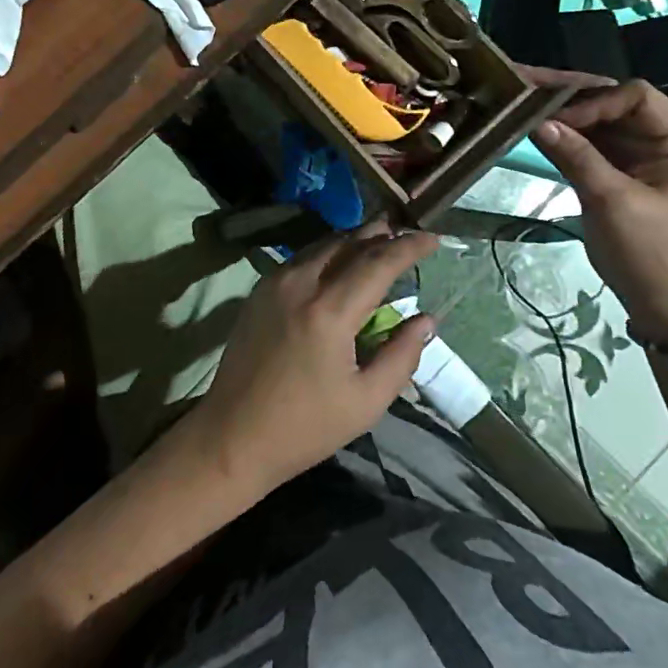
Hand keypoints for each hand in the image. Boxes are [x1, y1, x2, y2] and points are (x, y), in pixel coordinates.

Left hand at [188, 220, 437, 492]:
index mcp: (329, 312)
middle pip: (347, 244)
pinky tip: (339, 262)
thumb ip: (401, 356)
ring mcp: (274, 284)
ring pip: (321, 246)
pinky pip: (300, 259)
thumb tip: (426, 319)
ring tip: (379, 239)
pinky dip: (327, 252)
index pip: (377, 263)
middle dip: (380, 234)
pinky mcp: (258, 292)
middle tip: (407, 232)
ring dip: (353, 239)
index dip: (408, 247)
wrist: (233, 434)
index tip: (434, 238)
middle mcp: (299, 285)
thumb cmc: (305, 426)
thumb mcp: (366, 401)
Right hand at [527, 75, 667, 338]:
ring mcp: (639, 154)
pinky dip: (564, 136)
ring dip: (564, 116)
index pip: (637, 98)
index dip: (595, 102)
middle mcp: (664, 139)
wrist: (657, 299)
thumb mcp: (611, 201)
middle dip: (573, 100)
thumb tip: (538, 123)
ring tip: (524, 105)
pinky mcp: (617, 169)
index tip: (556, 119)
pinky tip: (534, 129)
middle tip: (529, 91)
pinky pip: (589, 143)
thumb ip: (577, 157)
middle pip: (614, 104)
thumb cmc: (647, 250)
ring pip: (598, 121)